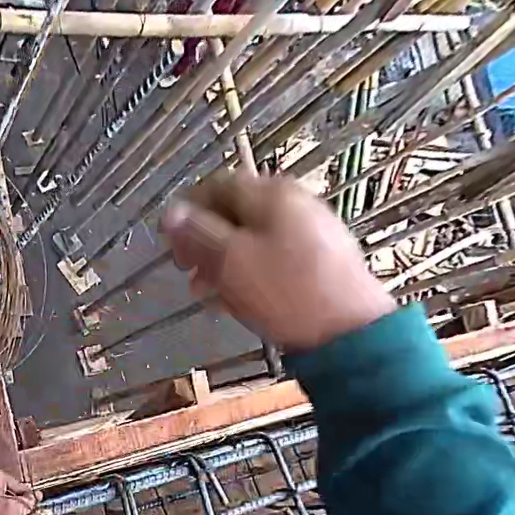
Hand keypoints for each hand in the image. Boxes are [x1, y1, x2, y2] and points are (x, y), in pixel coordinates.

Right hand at [160, 172, 394, 351]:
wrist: (345, 328)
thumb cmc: (282, 289)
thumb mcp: (229, 258)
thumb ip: (197, 232)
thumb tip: (170, 213)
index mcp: (270, 194)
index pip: (216, 186)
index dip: (186, 210)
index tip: (169, 241)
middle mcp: (290, 204)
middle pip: (231, 213)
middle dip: (201, 241)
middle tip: (185, 269)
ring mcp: (306, 231)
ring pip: (247, 238)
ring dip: (218, 262)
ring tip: (204, 292)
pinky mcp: (313, 259)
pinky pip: (267, 257)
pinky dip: (243, 272)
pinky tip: (232, 299)